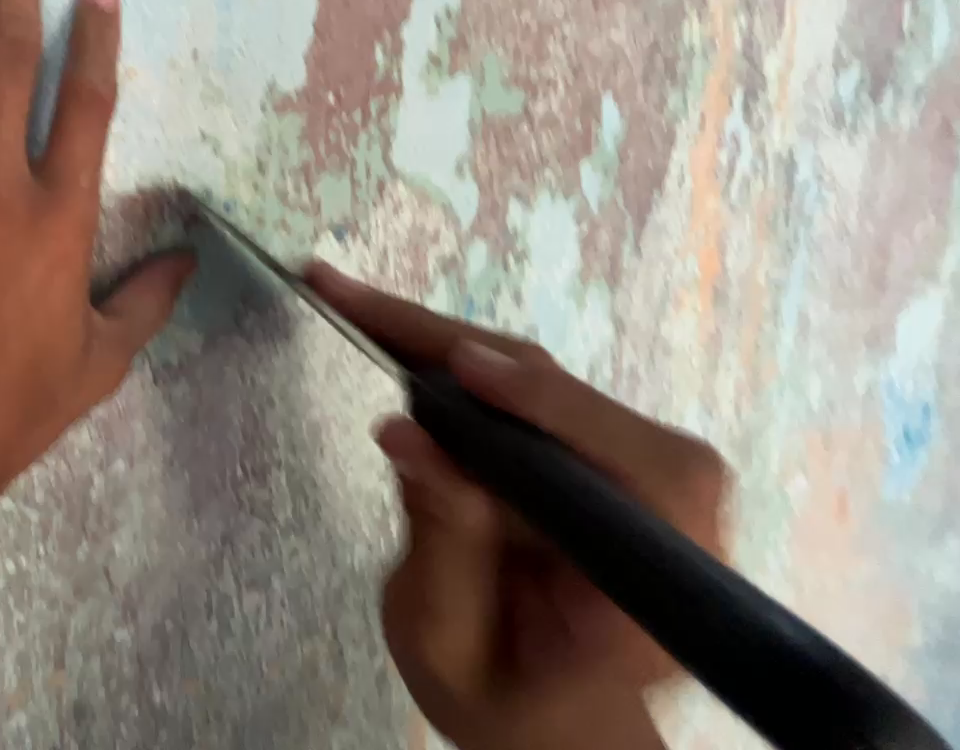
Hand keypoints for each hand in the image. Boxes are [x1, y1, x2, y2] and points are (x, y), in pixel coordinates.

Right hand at [309, 264, 729, 749]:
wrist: (544, 717)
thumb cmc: (500, 702)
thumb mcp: (446, 644)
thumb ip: (440, 546)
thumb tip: (402, 432)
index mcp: (651, 591)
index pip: (646, 473)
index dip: (556, 407)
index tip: (465, 371)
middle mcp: (658, 519)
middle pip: (572, 399)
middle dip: (453, 347)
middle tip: (349, 299)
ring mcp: (620, 480)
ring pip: (538, 381)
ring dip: (438, 341)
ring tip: (351, 304)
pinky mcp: (575, 457)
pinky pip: (516, 389)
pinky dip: (444, 357)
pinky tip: (388, 334)